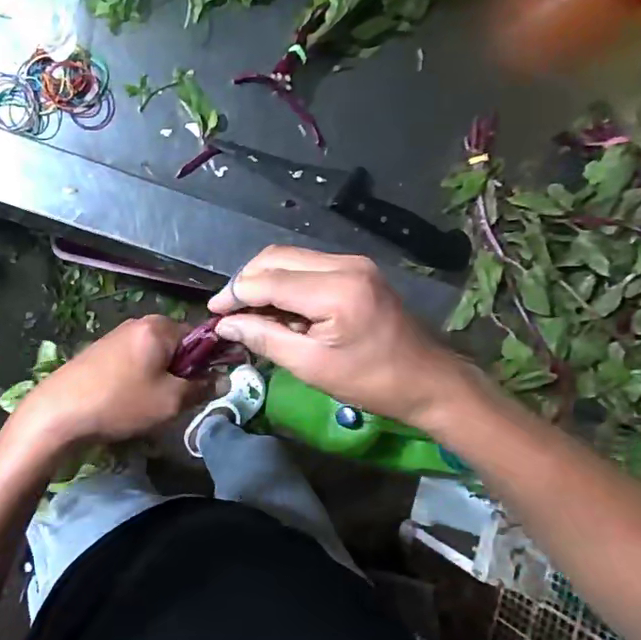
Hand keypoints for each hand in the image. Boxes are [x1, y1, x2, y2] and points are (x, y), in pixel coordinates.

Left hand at [10, 316, 212, 446]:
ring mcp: (117, 336)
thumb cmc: (121, 402)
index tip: (210, 387)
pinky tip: (129, 403)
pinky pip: (135, 363)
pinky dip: (140, 381)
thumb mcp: (171, 401)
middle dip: (183, 372)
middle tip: (177, 402)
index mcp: (159, 326)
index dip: (212, 362)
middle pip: (177, 346)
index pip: (202, 336)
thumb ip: (202, 387)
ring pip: (156, 357)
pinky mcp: (101, 352)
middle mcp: (138, 323)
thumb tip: (224, 379)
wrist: (59, 413)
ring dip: (161, 379)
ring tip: (150, 406)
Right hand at [208, 246, 491, 433]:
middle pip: (275, 258)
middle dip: (245, 282)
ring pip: (289, 258)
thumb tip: (225, 324)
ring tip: (249, 313)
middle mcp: (344, 265)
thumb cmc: (371, 381)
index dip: (234, 294)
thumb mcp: (311, 367)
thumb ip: (265, 338)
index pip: (267, 280)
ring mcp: (353, 263)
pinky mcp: (356, 270)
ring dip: (263, 280)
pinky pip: (307, 266)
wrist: (428, 380)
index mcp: (335, 290)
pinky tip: (278, 309)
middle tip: (227, 312)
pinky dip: (284, 282)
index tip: (212, 314)